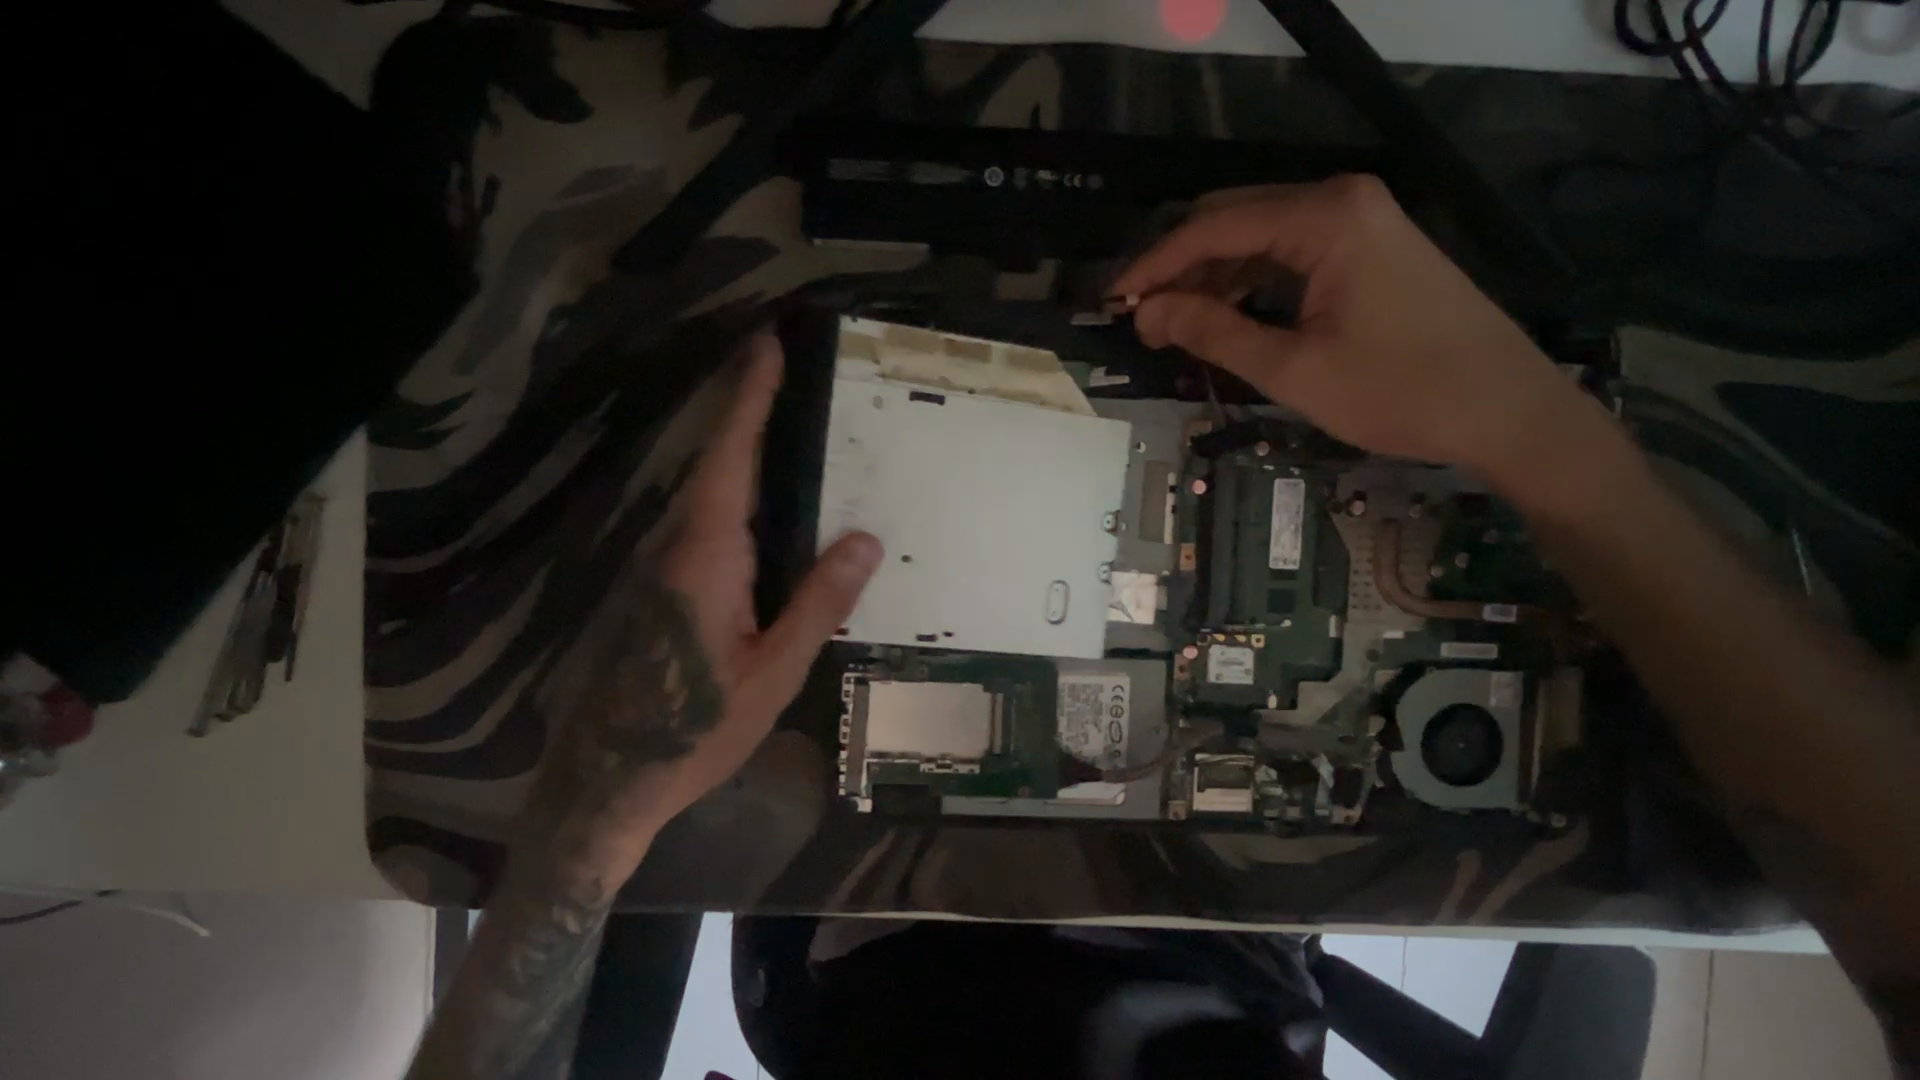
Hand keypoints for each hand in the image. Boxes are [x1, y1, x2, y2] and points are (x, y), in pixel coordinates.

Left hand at [526, 333, 882, 875]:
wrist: (611, 781)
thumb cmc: (697, 728)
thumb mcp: (774, 672)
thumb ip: (818, 602)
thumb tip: (866, 538)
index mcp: (707, 556)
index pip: (730, 458)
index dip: (748, 399)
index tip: (766, 346)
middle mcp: (678, 548)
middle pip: (716, 463)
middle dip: (750, 412)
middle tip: (793, 375)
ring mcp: (663, 569)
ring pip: (709, 495)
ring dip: (744, 453)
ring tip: (793, 429)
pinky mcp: (663, 591)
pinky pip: (707, 527)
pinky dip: (740, 498)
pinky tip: (773, 513)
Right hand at [1110, 176, 1596, 478]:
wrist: (1507, 409)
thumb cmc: (1399, 392)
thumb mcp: (1293, 369)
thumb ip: (1213, 333)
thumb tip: (1147, 312)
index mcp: (1323, 216)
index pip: (1212, 226)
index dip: (1154, 265)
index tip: (1113, 301)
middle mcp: (1341, 200)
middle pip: (1233, 219)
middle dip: (1180, 268)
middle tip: (1140, 318)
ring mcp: (1361, 219)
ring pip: (1259, 237)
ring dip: (1212, 277)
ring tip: (1172, 327)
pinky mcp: (1371, 246)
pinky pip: (1290, 252)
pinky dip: (1251, 282)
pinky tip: (1224, 317)